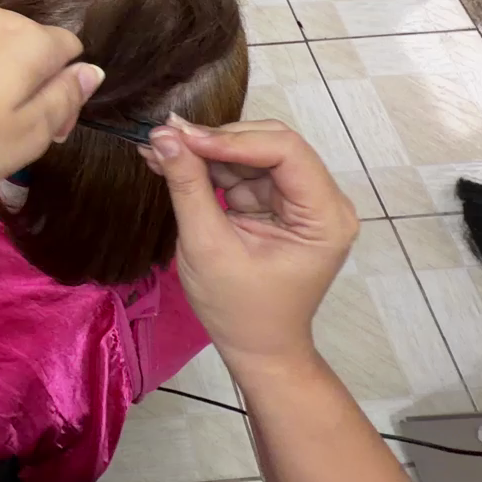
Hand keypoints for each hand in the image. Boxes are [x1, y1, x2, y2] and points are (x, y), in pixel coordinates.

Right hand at [141, 119, 358, 373]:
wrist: (253, 347)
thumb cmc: (238, 307)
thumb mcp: (207, 245)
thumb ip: (188, 186)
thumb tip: (163, 135)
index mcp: (323, 216)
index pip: (285, 151)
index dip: (232, 139)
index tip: (181, 138)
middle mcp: (318, 200)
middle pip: (268, 143)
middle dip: (215, 139)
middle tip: (165, 138)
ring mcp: (294, 199)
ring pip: (248, 150)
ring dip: (203, 149)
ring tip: (157, 147)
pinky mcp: (270, 202)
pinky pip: (236, 168)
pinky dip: (203, 163)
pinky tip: (168, 160)